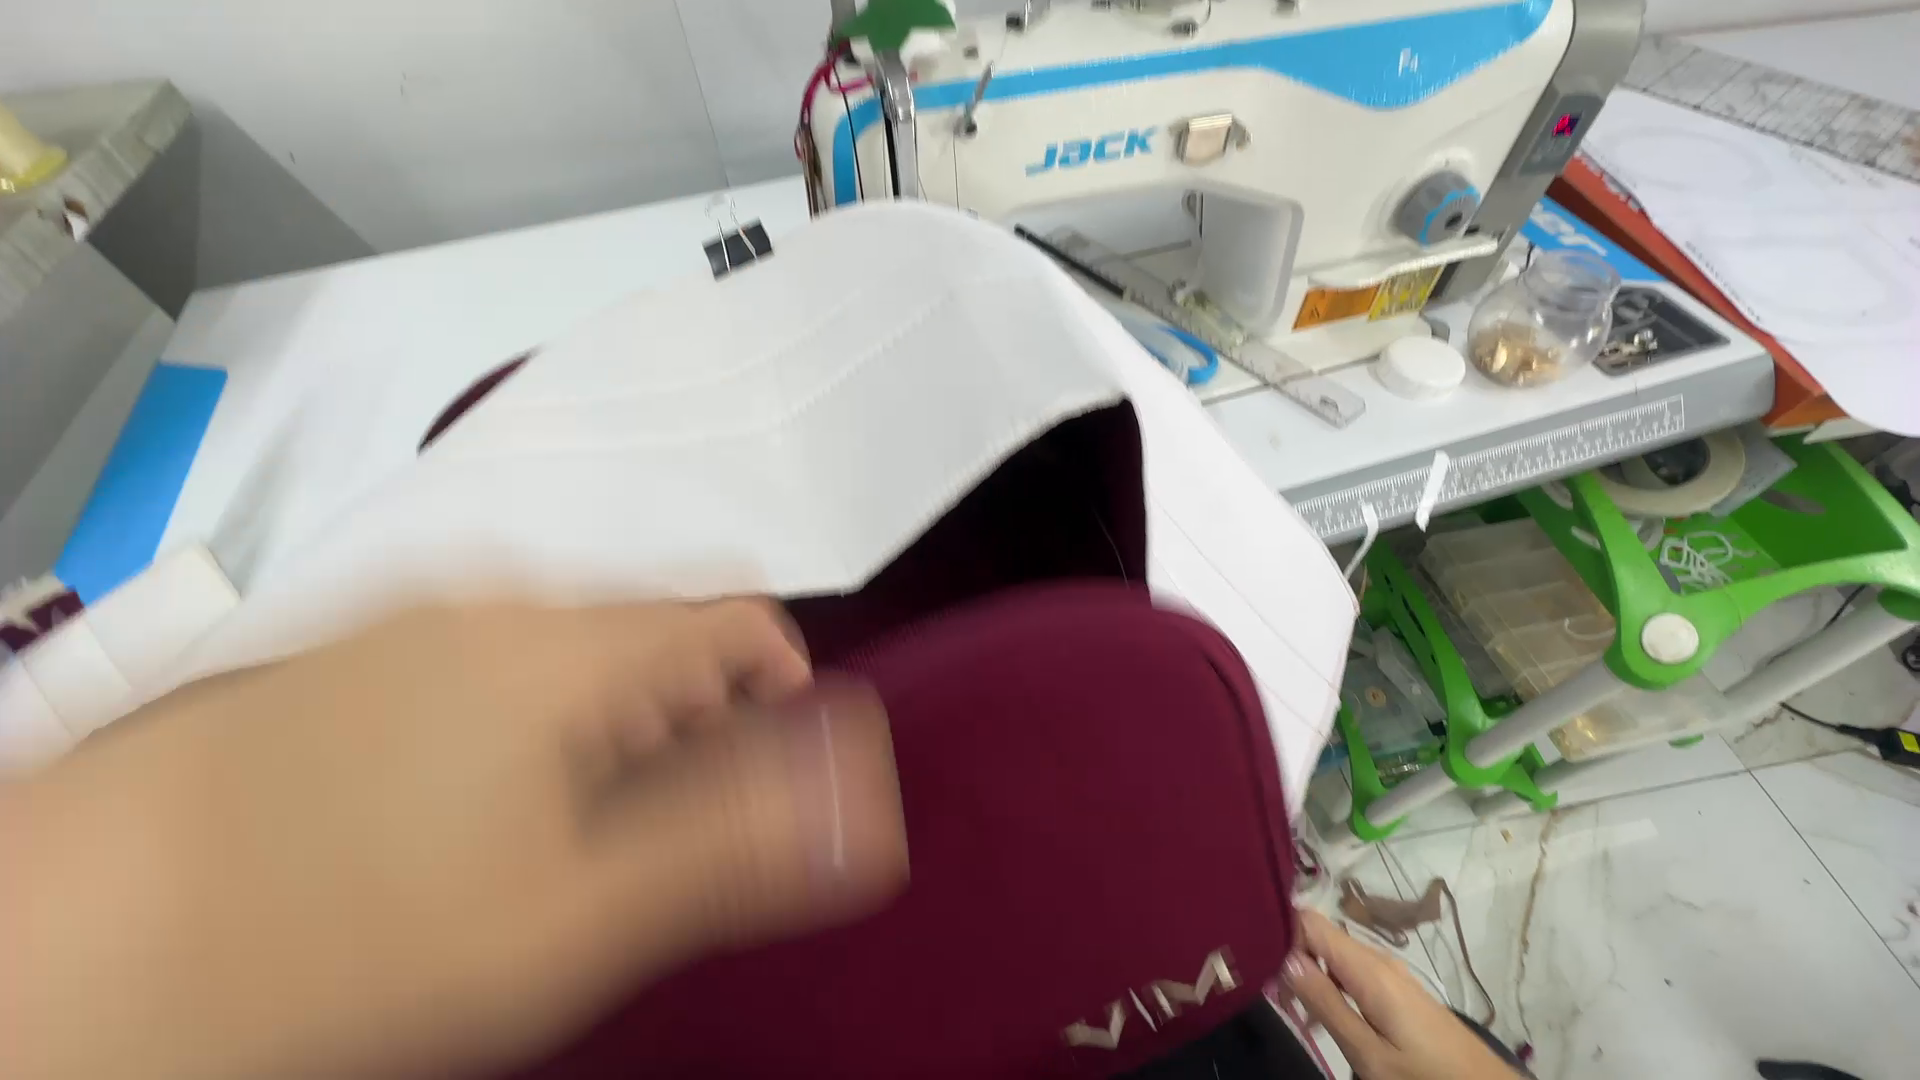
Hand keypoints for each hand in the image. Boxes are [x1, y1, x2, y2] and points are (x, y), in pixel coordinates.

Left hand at [0, 599, 908, 1079]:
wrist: (46, 951)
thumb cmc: (341, 937)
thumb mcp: (578, 911)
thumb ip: (743, 839)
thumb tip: (872, 799)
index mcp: (570, 638)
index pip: (743, 620)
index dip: (782, 694)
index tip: (759, 782)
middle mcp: (501, 598)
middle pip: (664, 635)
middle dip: (693, 724)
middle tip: (653, 835)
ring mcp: (420, 617)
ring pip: (585, 652)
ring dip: (614, 729)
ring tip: (563, 833)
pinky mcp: (360, 652)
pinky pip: (506, 663)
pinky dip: (537, 724)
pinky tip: (472, 812)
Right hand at [1285, 911, 1521, 1079]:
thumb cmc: (1428, 1079)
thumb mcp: (1370, 1055)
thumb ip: (1325, 1003)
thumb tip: (1284, 956)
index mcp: (1367, 968)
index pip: (1309, 920)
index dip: (1281, 932)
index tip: (1260, 962)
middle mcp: (1378, 959)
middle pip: (1320, 936)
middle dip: (1292, 957)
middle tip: (1275, 996)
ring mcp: (1392, 974)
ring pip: (1335, 955)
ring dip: (1312, 975)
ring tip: (1296, 1010)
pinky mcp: (1400, 991)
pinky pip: (1354, 973)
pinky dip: (1333, 986)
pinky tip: (1329, 1016)